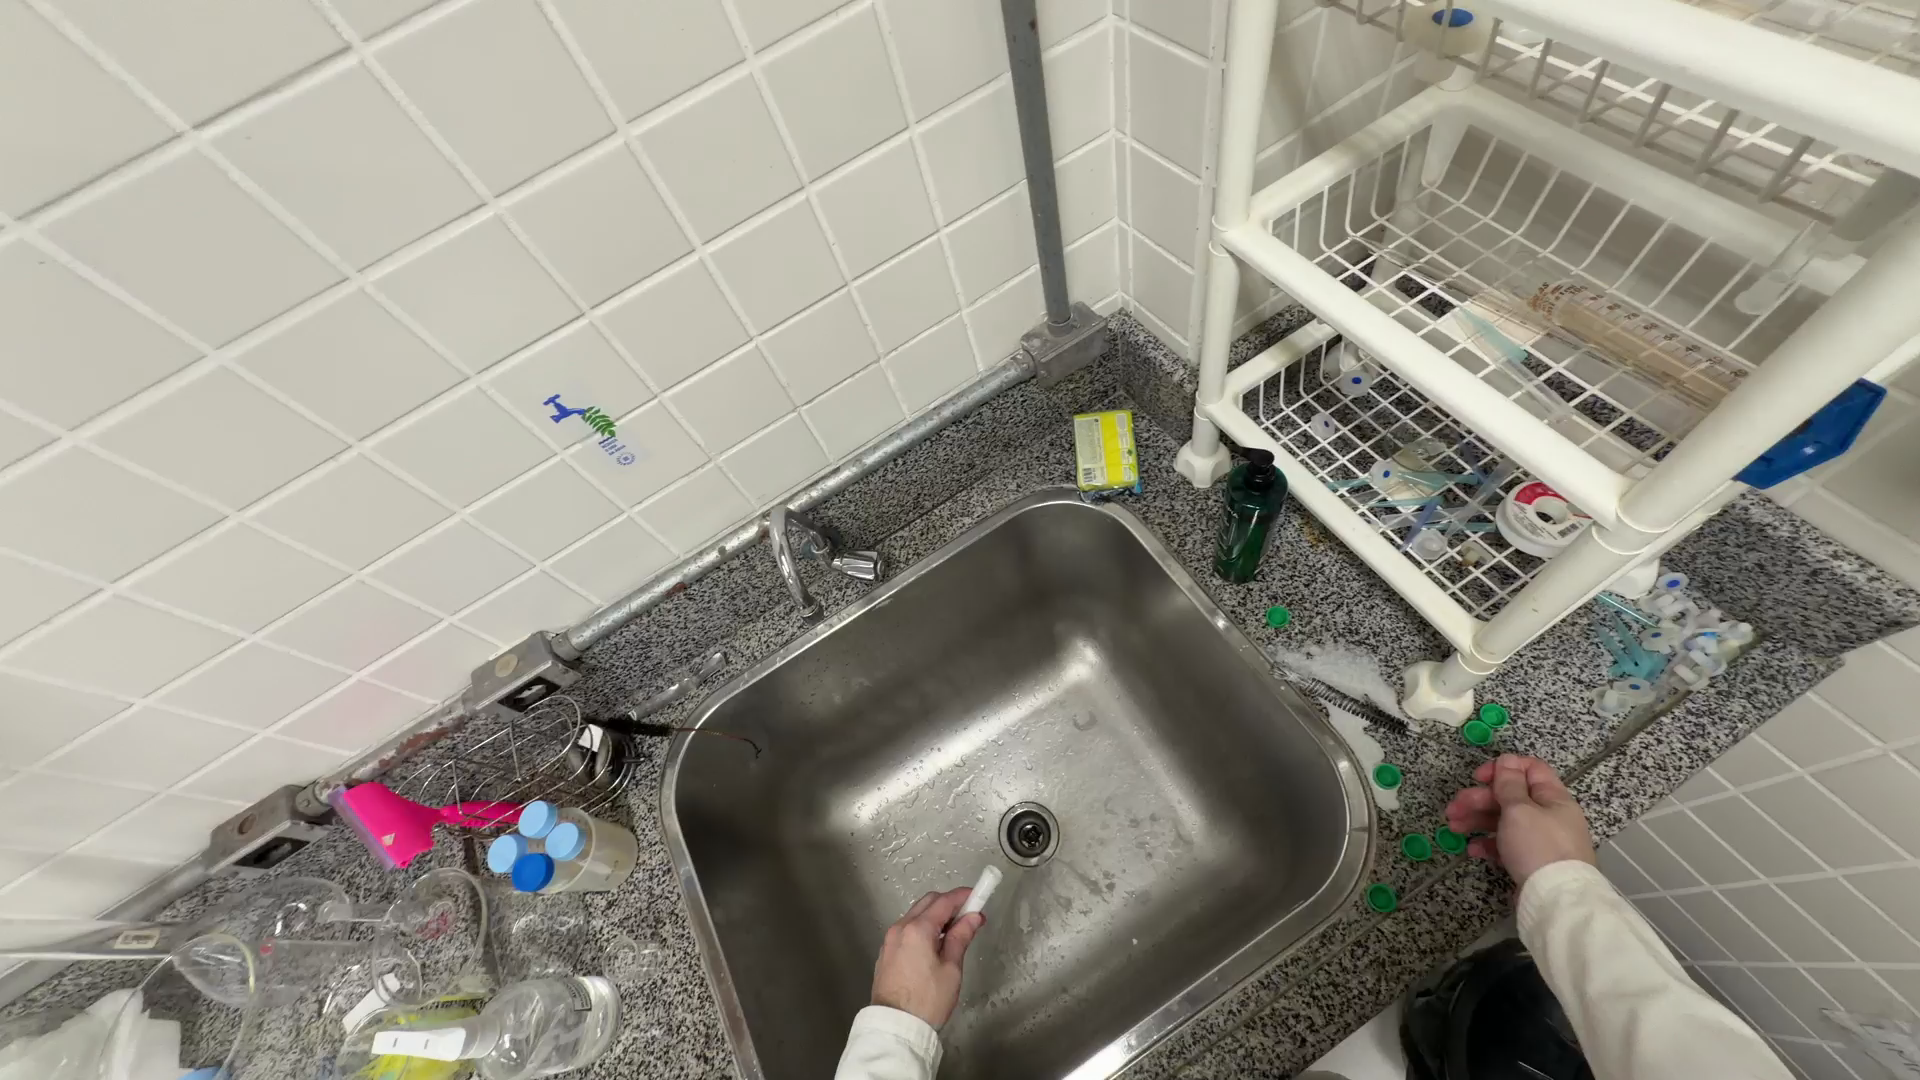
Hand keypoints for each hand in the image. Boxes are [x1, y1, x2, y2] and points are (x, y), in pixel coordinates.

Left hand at [870, 887, 986, 1027]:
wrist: (896, 1029)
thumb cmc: (928, 1001)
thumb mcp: (951, 969)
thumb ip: (961, 937)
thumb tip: (973, 916)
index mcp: (918, 928)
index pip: (944, 901)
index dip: (964, 897)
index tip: (979, 897)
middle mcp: (901, 927)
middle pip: (928, 902)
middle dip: (949, 903)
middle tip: (968, 916)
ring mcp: (890, 939)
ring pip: (916, 914)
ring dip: (935, 915)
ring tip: (954, 933)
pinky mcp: (886, 952)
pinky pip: (907, 929)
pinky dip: (922, 927)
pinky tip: (934, 944)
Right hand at [1445, 753, 1594, 888]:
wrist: (1556, 899)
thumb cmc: (1537, 846)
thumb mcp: (1519, 809)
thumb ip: (1509, 783)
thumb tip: (1507, 759)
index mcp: (1552, 799)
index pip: (1530, 769)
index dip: (1503, 768)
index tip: (1480, 778)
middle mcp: (1548, 815)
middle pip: (1508, 795)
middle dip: (1477, 799)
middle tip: (1454, 808)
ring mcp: (1539, 838)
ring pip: (1502, 819)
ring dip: (1475, 819)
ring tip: (1453, 828)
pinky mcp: (1529, 858)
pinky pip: (1504, 843)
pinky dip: (1487, 842)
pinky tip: (1473, 849)